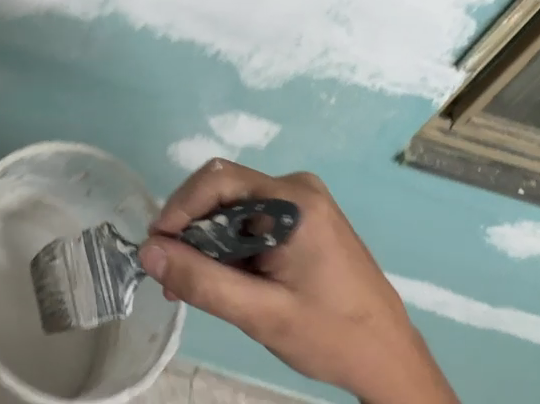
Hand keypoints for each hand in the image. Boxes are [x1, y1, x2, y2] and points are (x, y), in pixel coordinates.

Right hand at [140, 162, 457, 403]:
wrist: (391, 359)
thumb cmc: (331, 335)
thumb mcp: (261, 313)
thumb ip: (202, 281)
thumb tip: (148, 251)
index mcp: (293, 200)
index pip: (219, 180)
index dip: (180, 207)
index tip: (156, 246)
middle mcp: (297, 188)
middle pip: (224, 192)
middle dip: (191, 229)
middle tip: (170, 274)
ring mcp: (302, 202)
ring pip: (234, 208)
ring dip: (207, 241)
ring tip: (189, 283)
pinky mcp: (304, 220)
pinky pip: (252, 220)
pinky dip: (229, 246)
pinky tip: (220, 279)